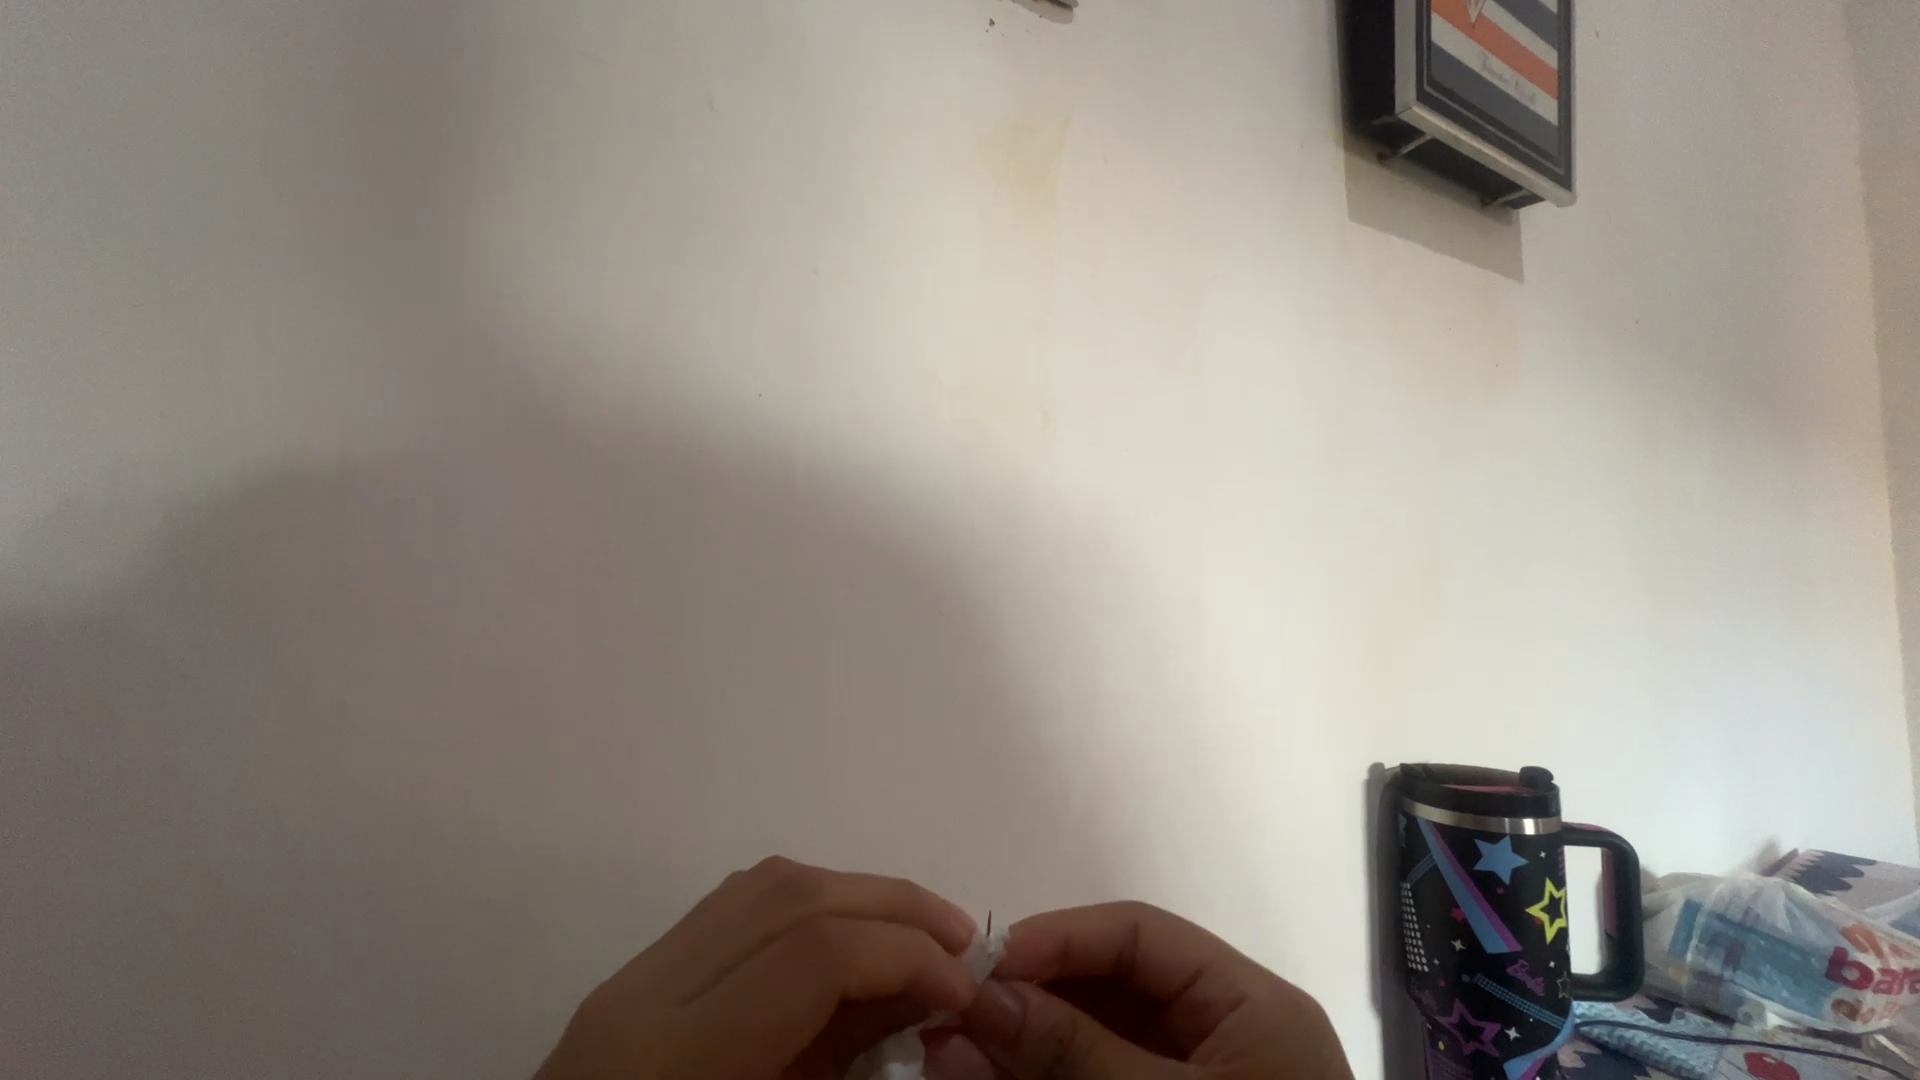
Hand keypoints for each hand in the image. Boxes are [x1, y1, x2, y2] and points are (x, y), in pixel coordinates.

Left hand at [536, 857, 980, 1079]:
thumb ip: (847, 1061)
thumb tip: (922, 994)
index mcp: (676, 1057)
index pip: (811, 955)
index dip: (903, 955)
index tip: (961, 988)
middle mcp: (648, 991)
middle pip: (792, 894)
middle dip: (893, 905)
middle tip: (959, 940)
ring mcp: (638, 971)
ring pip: (767, 882)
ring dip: (855, 893)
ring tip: (915, 930)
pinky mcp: (643, 970)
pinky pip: (740, 903)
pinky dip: (812, 903)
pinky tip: (849, 933)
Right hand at [931, 901, 1353, 1079]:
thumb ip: (1075, 1052)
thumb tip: (982, 995)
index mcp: (1246, 1003)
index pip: (1140, 935)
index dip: (1061, 936)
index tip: (991, 960)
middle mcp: (1213, 1033)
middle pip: (1105, 986)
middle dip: (1029, 998)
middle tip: (955, 1013)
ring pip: (1085, 1039)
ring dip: (1019, 1046)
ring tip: (948, 1054)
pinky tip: (979, 1077)